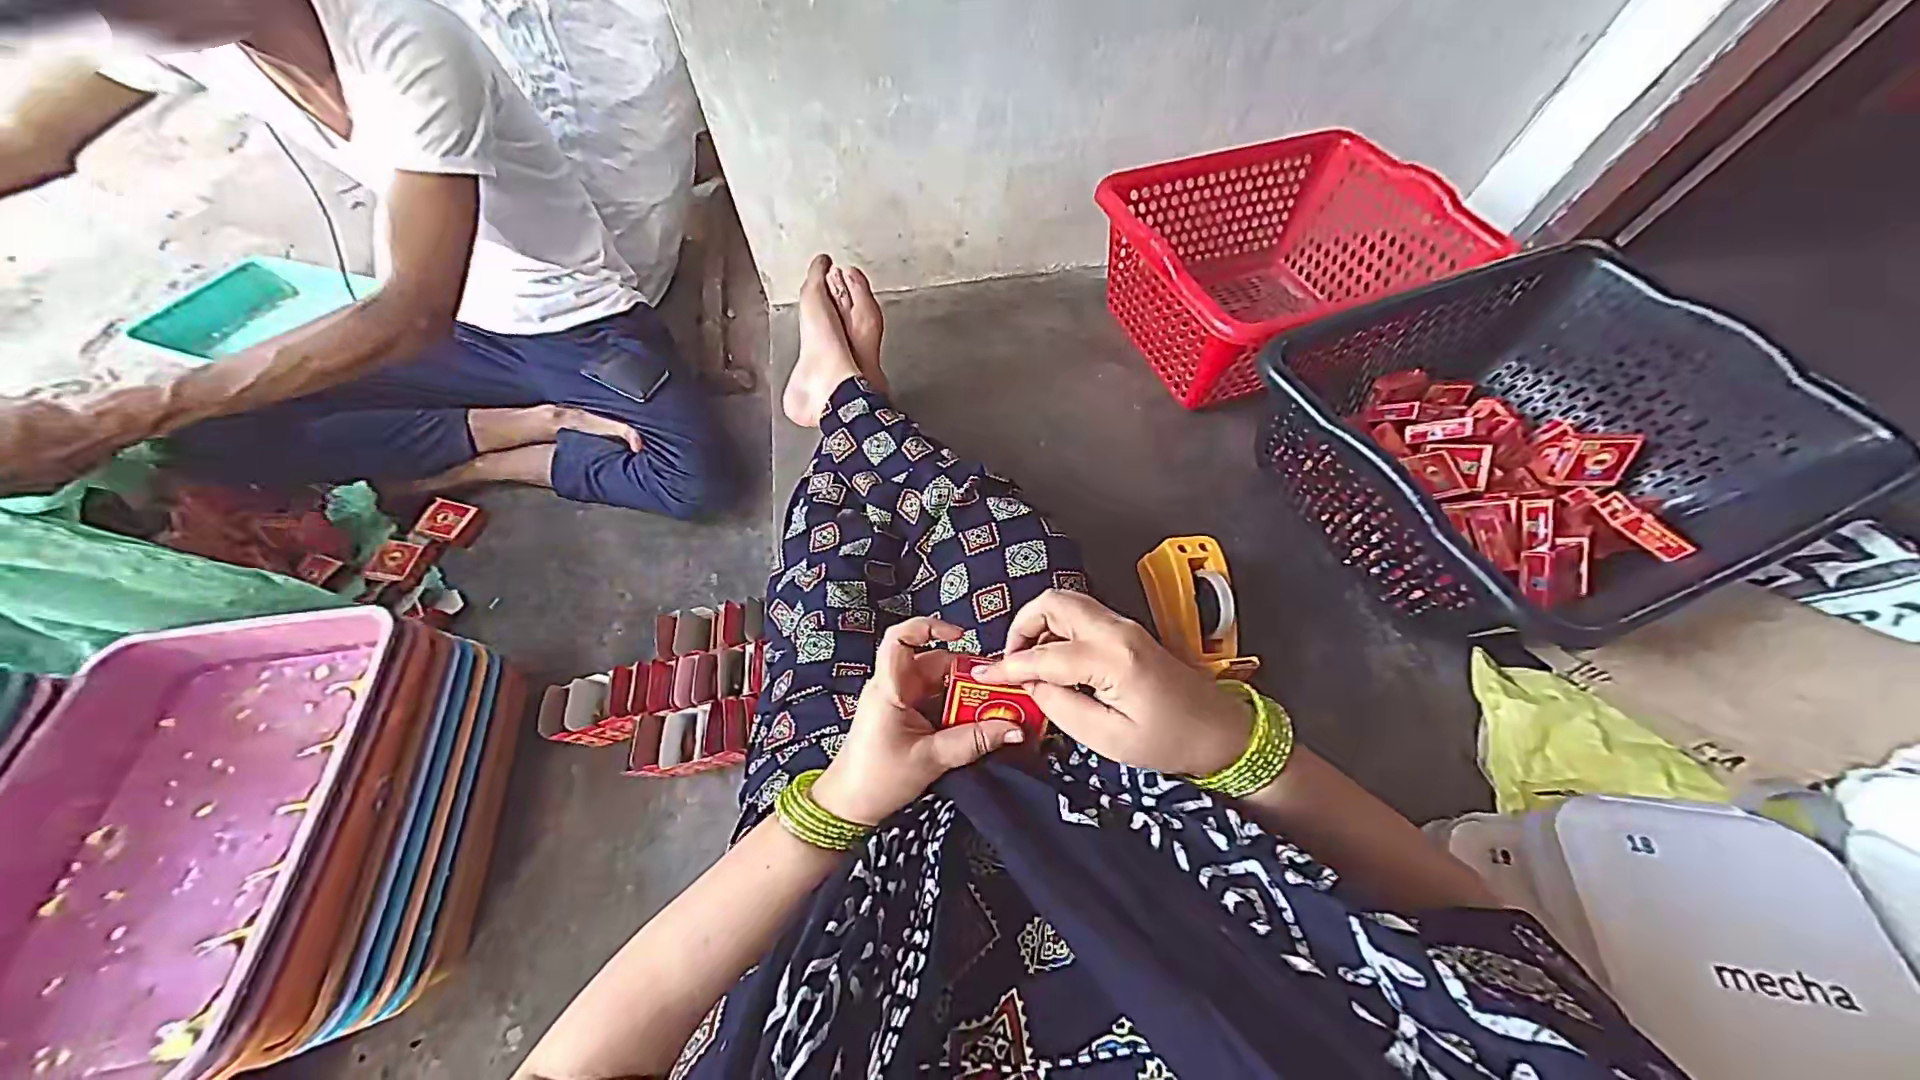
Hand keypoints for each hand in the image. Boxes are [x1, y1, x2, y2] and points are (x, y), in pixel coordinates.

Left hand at [809, 617, 1026, 825]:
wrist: (848, 807)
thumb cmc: (876, 780)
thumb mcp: (931, 758)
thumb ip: (973, 740)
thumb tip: (1012, 727)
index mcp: (889, 688)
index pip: (900, 638)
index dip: (929, 627)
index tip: (961, 636)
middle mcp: (893, 687)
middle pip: (934, 663)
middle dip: (966, 673)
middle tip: (996, 689)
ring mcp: (898, 701)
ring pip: (938, 684)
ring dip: (964, 694)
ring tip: (993, 709)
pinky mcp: (904, 716)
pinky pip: (935, 702)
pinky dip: (955, 709)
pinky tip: (976, 723)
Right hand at [972, 590, 1251, 775]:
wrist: (1222, 732)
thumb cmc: (1172, 741)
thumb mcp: (1110, 739)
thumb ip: (1062, 708)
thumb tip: (1033, 685)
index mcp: (1113, 658)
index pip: (1044, 654)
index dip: (1008, 666)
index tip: (983, 675)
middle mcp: (1117, 631)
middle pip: (1053, 602)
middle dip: (1021, 626)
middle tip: (1011, 661)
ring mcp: (1124, 627)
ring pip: (1066, 603)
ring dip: (1039, 625)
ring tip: (1030, 662)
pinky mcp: (1127, 632)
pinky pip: (1081, 617)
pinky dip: (1057, 630)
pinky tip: (1054, 660)